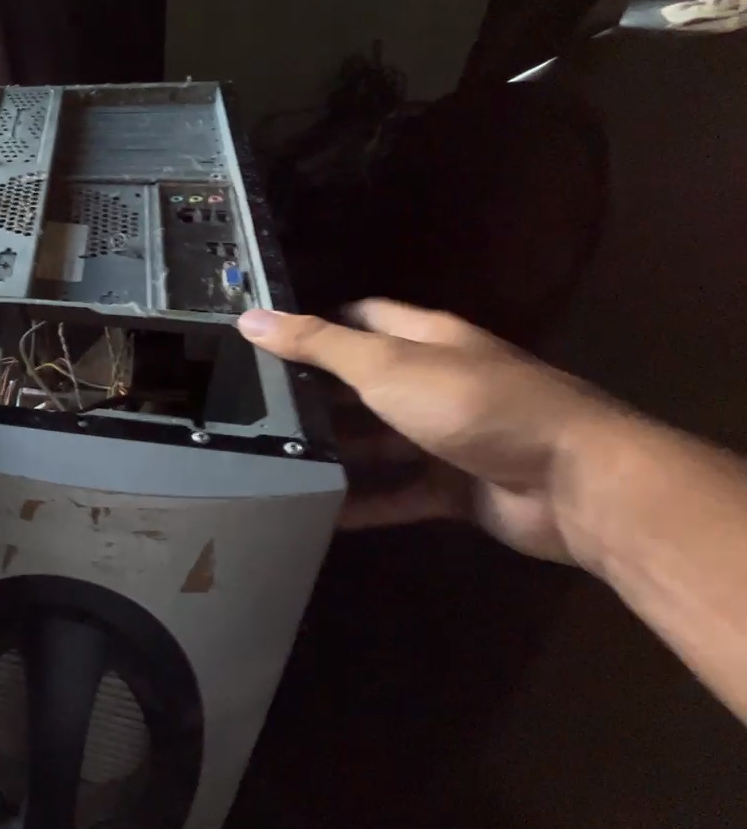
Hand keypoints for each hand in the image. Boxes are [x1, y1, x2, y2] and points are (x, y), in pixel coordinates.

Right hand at [238, 299, 625, 564]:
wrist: (579, 486)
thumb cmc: (477, 406)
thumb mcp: (385, 365)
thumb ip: (316, 344)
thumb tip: (250, 319)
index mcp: (428, 342)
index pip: (363, 319)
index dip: (317, 324)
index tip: (266, 339)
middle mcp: (439, 384)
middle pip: (365, 381)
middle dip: (315, 392)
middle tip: (254, 403)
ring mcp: (449, 438)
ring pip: (378, 440)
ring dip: (335, 450)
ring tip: (272, 456)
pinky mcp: (456, 488)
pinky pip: (397, 494)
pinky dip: (361, 503)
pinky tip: (316, 509)